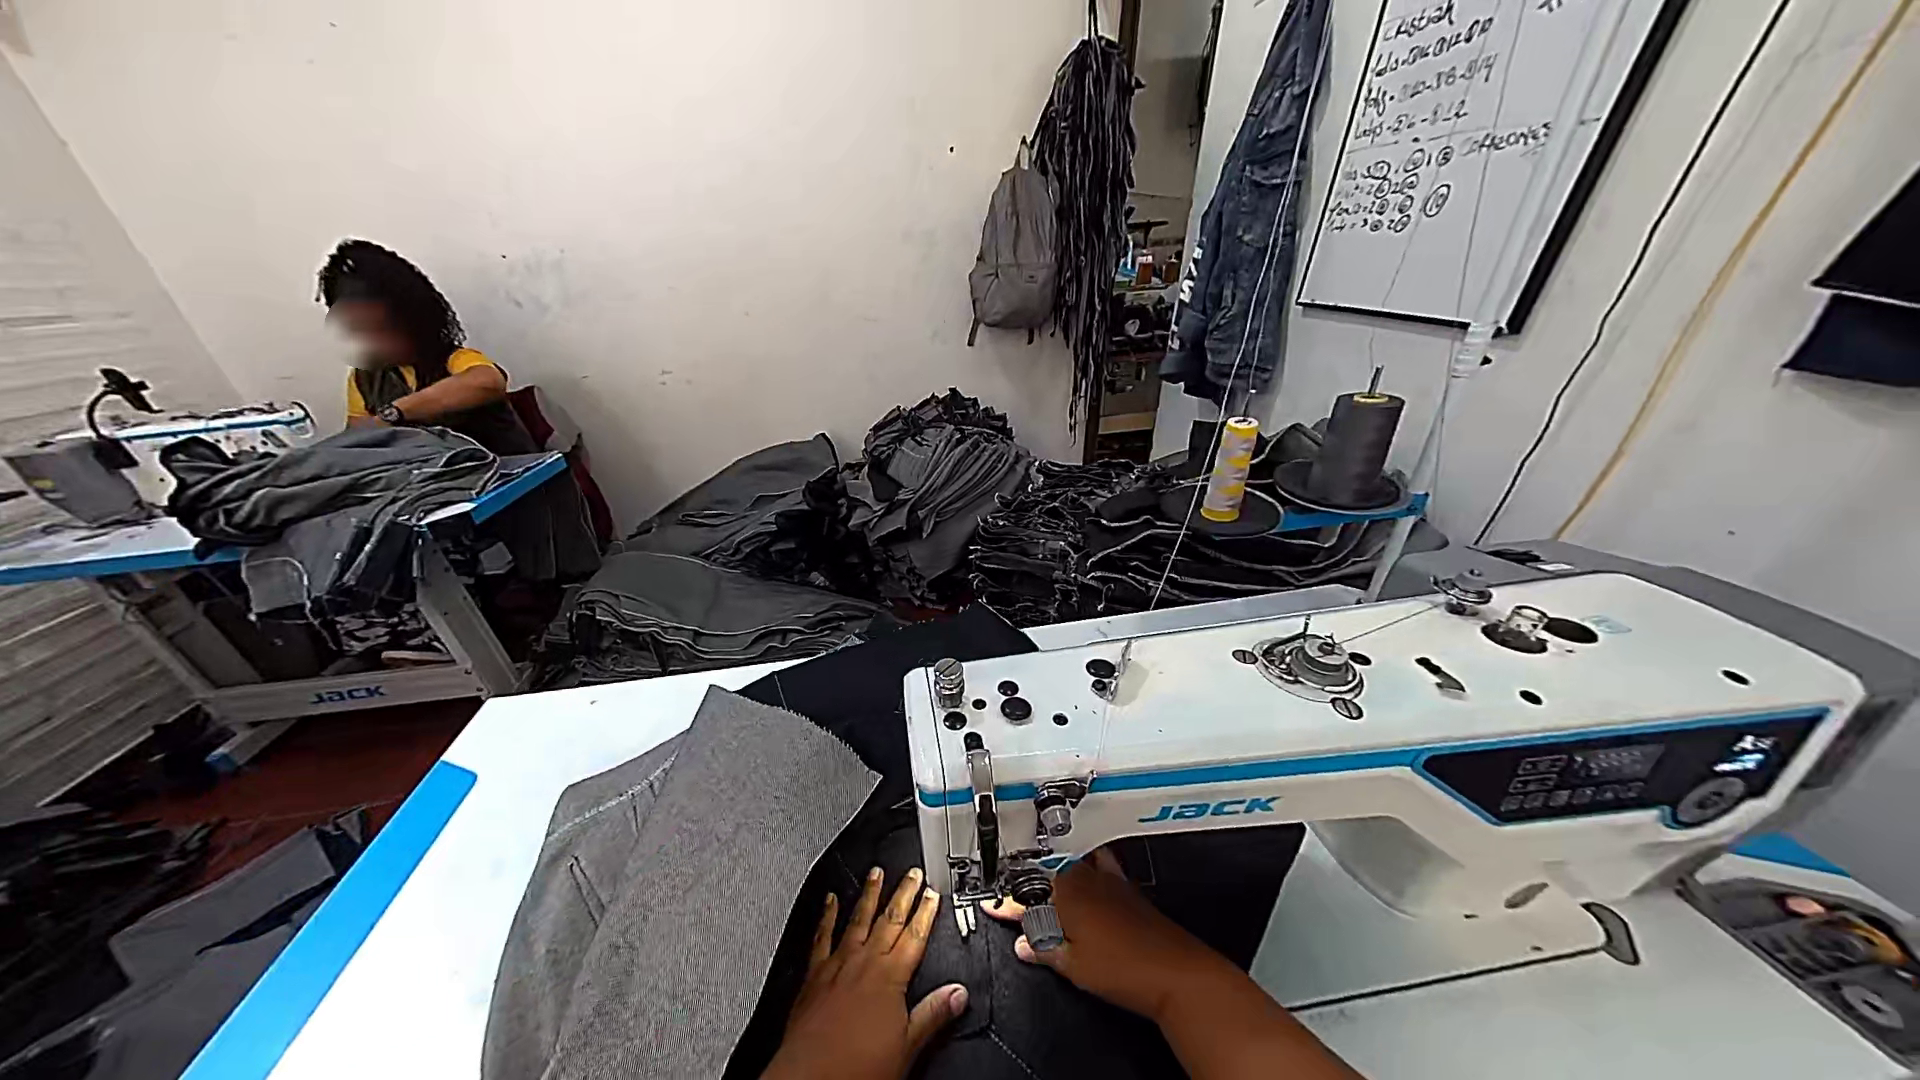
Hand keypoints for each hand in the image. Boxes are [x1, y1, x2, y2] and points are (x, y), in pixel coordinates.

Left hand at [762, 866, 967, 1079]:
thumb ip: (933, 1014)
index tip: (933, 895)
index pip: (915, 936)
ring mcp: (839, 964)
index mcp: (891, 978)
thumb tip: (958, 994)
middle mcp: (865, 963)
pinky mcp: (815, 974)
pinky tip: (830, 900)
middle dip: (904, 894)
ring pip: (858, 919)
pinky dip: (827, 915)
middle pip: (890, 919)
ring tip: (876, 873)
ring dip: (870, 894)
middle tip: (913, 874)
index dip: (926, 912)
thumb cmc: (857, 1069)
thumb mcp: (908, 1046)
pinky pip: (822, 936)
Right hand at [983, 848, 1229, 1022]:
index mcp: (1064, 893)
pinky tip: (1088, 870)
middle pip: (1047, 874)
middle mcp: (1084, 878)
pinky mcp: (1125, 887)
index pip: (1025, 896)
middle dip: (1029, 885)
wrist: (1175, 972)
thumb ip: (1043, 949)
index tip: (994, 906)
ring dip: (1055, 870)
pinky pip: (1099, 863)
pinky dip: (1087, 863)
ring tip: (1044, 880)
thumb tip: (1024, 945)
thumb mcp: (1073, 966)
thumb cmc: (1124, 969)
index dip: (1006, 903)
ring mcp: (1107, 879)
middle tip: (1016, 899)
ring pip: (1072, 864)